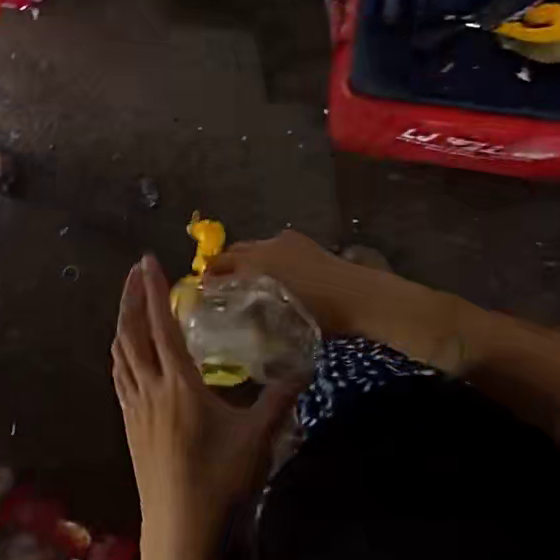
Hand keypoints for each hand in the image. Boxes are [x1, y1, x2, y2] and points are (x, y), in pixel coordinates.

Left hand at [111, 255, 298, 539]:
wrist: (179, 530)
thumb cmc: (218, 480)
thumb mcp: (256, 439)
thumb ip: (278, 401)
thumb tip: (303, 371)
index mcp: (179, 383)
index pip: (162, 325)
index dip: (153, 289)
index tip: (146, 261)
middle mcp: (151, 387)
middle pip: (132, 332)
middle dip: (131, 297)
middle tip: (136, 272)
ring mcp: (135, 407)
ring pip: (121, 353)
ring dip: (123, 322)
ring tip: (130, 302)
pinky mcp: (129, 425)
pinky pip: (119, 376)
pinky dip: (121, 351)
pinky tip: (127, 352)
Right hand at [205, 229, 378, 334]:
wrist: (358, 296)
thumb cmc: (319, 314)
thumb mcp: (280, 318)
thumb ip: (253, 312)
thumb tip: (235, 315)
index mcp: (256, 264)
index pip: (220, 266)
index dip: (209, 277)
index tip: (201, 290)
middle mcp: (265, 246)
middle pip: (234, 252)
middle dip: (224, 265)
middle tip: (219, 284)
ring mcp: (284, 240)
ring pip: (254, 247)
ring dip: (246, 260)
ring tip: (245, 280)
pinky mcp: (301, 241)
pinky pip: (274, 246)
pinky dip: (267, 256)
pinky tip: (274, 273)